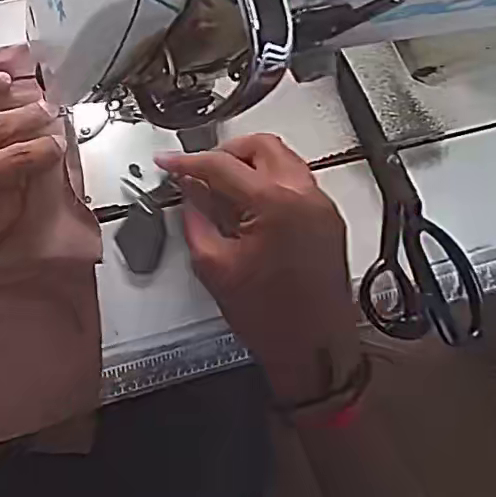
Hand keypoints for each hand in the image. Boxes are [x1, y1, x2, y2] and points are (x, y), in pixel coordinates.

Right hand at [156, 134, 360, 402]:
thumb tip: (189, 194)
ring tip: (219, 188)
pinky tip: (244, 205)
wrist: (314, 350)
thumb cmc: (273, 318)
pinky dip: (266, 181)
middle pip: (260, 146)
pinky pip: (294, 181)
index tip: (168, 162)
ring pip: (281, 159)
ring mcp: (321, 207)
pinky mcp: (327, 219)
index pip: (222, 165)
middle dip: (224, 153)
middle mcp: (305, 197)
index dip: (187, 161)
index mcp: (276, 205)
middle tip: (198, 170)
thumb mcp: (214, 265)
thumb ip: (196, 219)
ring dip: (247, 165)